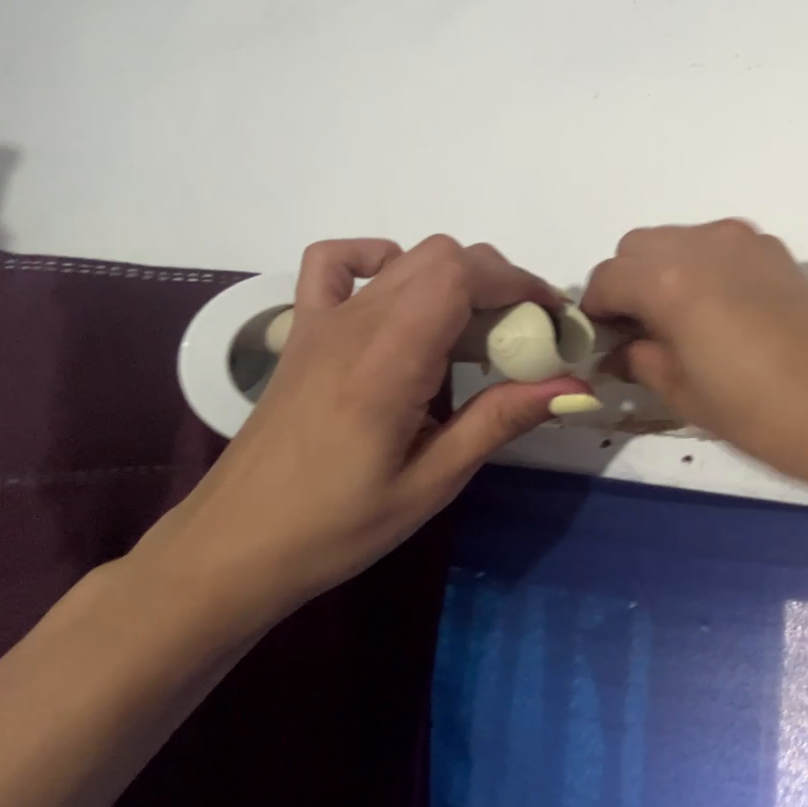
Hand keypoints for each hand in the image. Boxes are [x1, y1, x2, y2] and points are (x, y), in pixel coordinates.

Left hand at [135, 236, 593, 617]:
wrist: (231, 550)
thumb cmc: (337, 525)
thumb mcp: (433, 481)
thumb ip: (502, 420)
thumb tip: (576, 386)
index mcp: (388, 361)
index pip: (462, 275)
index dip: (519, 283)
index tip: (554, 321)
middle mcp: (354, 325)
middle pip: (443, 256)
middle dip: (500, 283)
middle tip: (527, 336)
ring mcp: (322, 324)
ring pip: (407, 258)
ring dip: (458, 278)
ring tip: (481, 330)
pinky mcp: (303, 334)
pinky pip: (334, 264)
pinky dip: (378, 260)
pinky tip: (402, 296)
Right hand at [582, 220, 807, 484]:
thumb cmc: (769, 418)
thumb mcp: (690, 397)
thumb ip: (645, 360)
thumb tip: (624, 348)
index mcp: (673, 278)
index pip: (608, 276)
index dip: (597, 311)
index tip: (605, 344)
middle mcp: (710, 244)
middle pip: (642, 247)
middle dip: (629, 284)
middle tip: (642, 335)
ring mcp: (754, 245)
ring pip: (685, 241)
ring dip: (668, 272)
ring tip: (683, 327)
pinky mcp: (786, 258)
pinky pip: (726, 250)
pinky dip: (708, 271)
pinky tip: (726, 318)